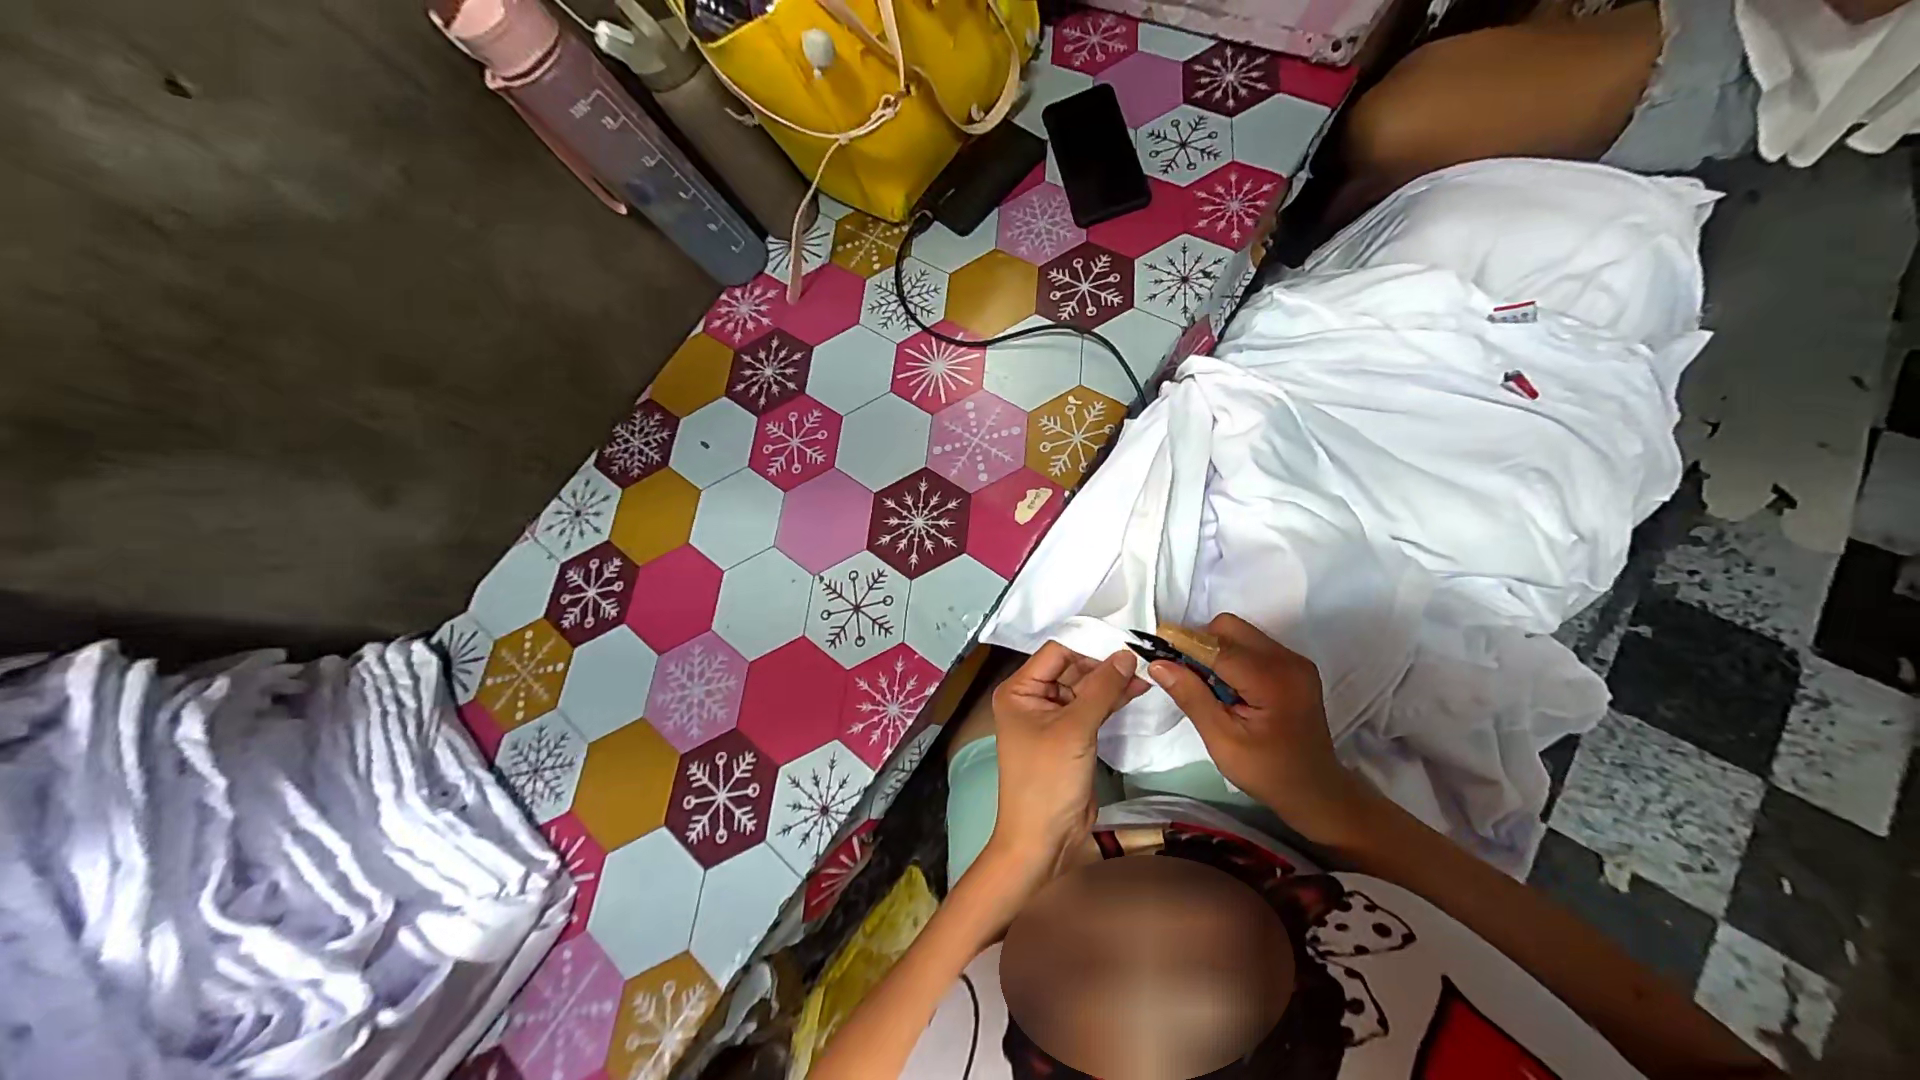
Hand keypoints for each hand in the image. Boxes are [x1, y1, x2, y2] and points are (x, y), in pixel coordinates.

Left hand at [982, 643, 1147, 898]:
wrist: (1043, 839)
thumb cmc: (1047, 780)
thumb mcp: (1074, 729)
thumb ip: (1101, 688)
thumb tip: (1125, 654)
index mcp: (1019, 690)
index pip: (1056, 653)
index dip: (1088, 645)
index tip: (1124, 640)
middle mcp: (1032, 698)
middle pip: (1072, 668)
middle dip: (1104, 664)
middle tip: (1141, 658)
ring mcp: (1052, 718)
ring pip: (1085, 688)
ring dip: (1112, 683)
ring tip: (1145, 675)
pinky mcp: (1071, 736)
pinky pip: (1092, 708)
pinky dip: (1111, 701)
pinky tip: (1135, 691)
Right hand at [1147, 614, 1372, 845]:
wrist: (1315, 790)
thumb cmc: (1267, 772)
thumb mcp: (1222, 741)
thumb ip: (1192, 697)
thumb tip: (1158, 664)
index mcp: (1273, 681)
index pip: (1217, 646)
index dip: (1182, 642)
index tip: (1151, 644)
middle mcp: (1287, 661)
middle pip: (1229, 628)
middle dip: (1198, 644)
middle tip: (1181, 673)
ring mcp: (1293, 660)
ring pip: (1238, 633)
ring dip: (1213, 649)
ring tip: (1203, 683)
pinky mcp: (1292, 665)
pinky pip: (1251, 644)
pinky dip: (1229, 656)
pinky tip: (1224, 685)